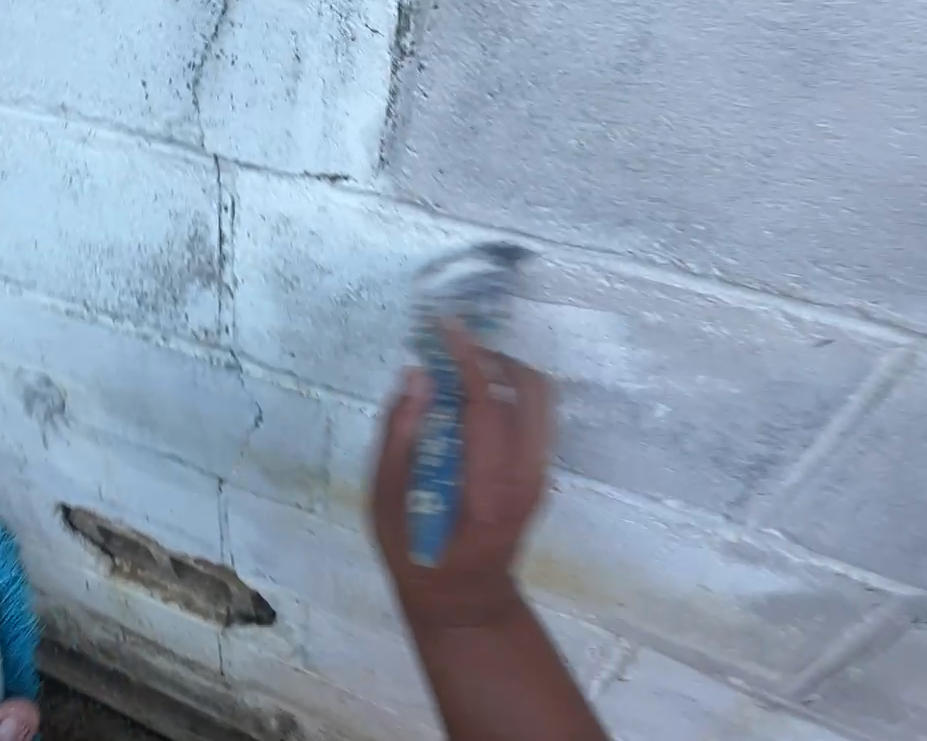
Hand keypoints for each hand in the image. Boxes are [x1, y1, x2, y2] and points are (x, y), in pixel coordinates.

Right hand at [370, 319, 555, 630]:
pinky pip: (533, 416)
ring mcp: (540, 477)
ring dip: (502, 372)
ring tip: (458, 372)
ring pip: (540, 399)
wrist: (465, 601)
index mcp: (486, 488)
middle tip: (450, 352)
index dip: (467, 358)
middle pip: (531, 390)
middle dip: (493, 357)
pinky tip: (469, 399)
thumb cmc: (415, 554)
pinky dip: (506, 392)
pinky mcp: (540, 475)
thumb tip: (417, 375)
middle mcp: (527, 478)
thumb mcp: (387, 500)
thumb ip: (399, 436)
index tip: (446, 325)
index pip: (487, 406)